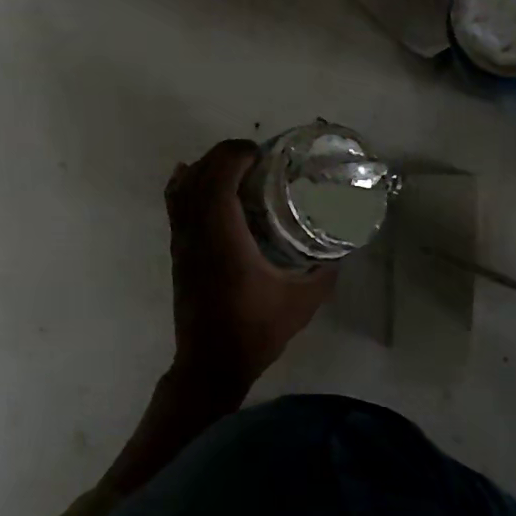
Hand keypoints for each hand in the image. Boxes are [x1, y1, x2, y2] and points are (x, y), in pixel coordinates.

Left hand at [165, 139, 336, 392]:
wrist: (212, 363)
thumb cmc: (256, 330)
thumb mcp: (303, 301)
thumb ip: (324, 271)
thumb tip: (340, 249)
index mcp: (224, 240)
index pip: (218, 181)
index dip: (234, 156)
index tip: (261, 152)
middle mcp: (196, 234)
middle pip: (198, 177)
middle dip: (223, 155)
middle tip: (255, 156)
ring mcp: (182, 244)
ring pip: (181, 190)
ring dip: (205, 168)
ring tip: (233, 166)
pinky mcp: (178, 254)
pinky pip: (174, 206)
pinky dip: (185, 185)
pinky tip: (198, 180)